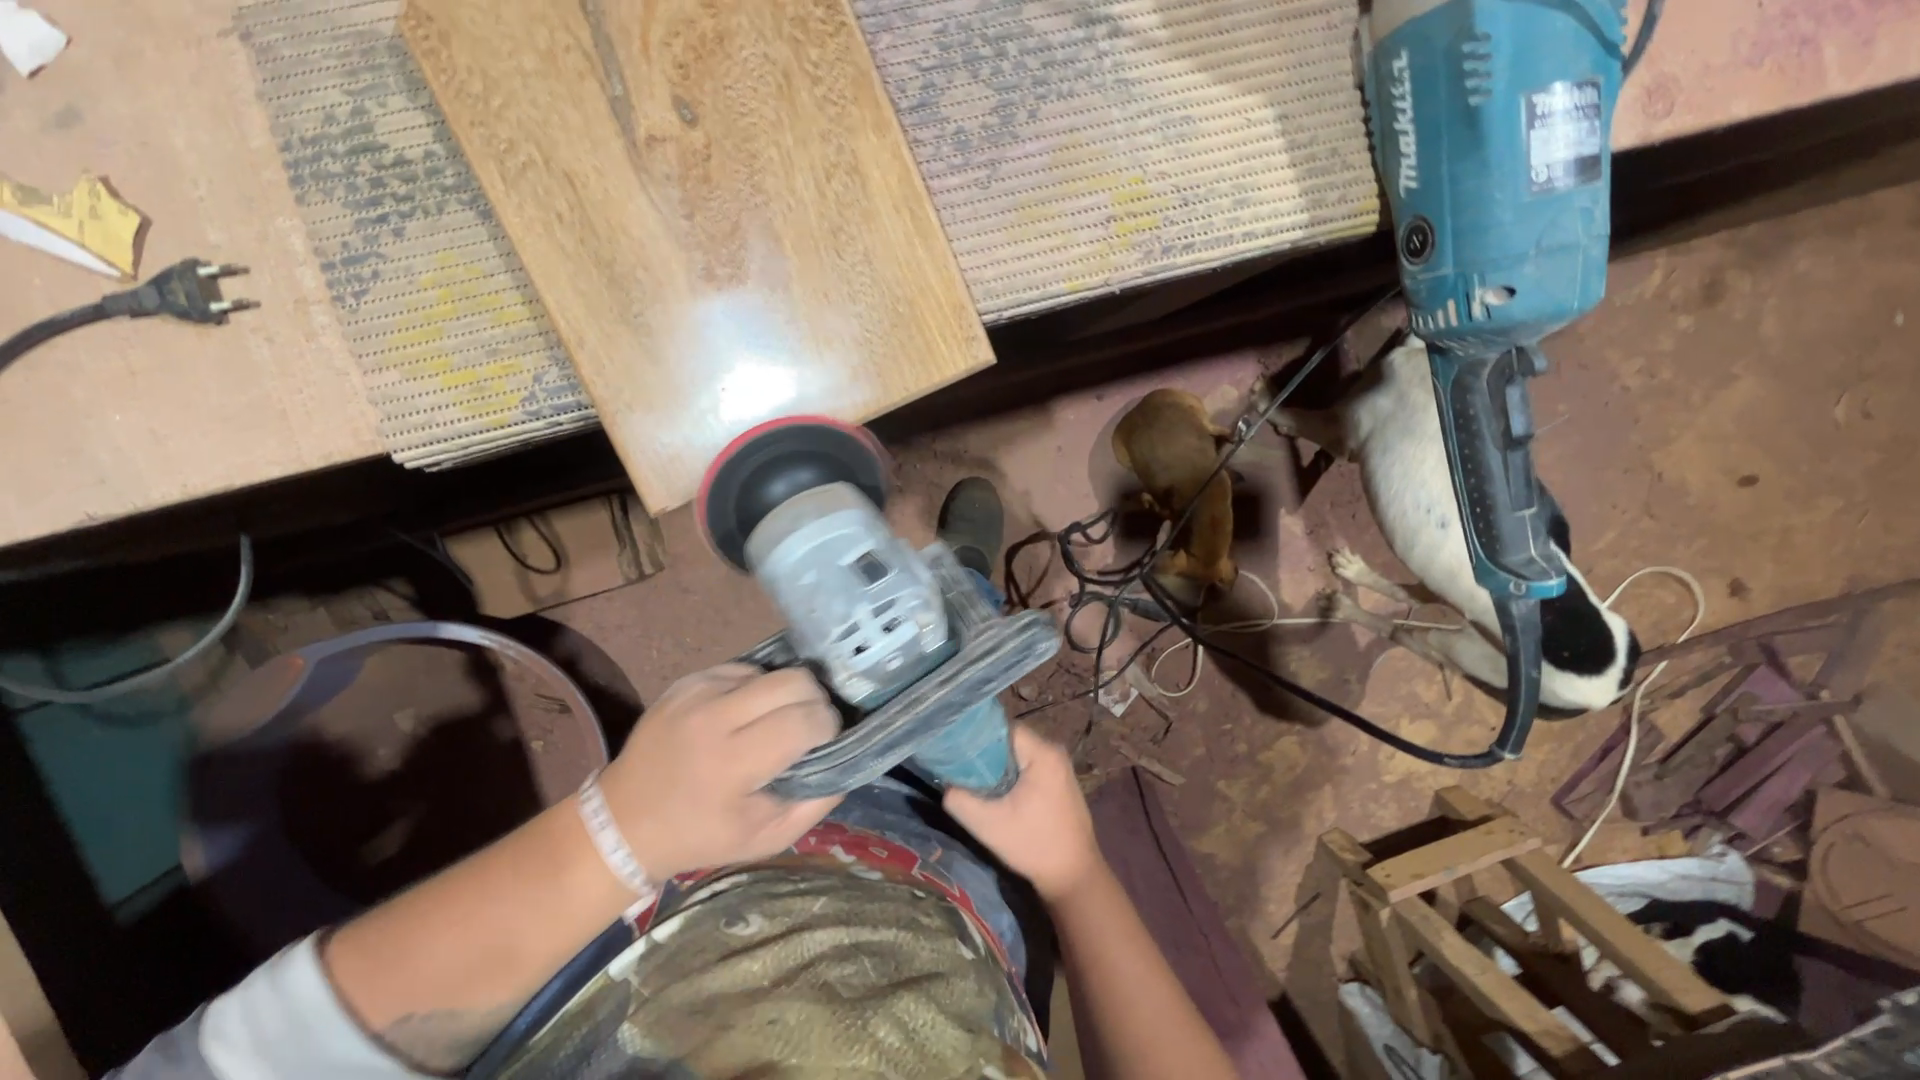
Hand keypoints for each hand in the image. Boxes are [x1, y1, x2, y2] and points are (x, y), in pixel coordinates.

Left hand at [595, 663, 841, 882]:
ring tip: (775, 722)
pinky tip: (746, 715)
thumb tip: (846, 764)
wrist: (625, 822)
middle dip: (815, 700)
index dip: (828, 726)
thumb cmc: (701, 836)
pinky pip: (741, 670)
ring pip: (770, 671)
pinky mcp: (685, 682)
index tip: (827, 741)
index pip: (804, 719)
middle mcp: (713, 718)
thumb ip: (815, 804)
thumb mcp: (766, 838)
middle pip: (794, 681)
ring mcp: (695, 693)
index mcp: (733, 763)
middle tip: (811, 725)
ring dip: (784, 694)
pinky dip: (755, 689)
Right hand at [944, 725, 1104, 902]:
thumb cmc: (1033, 846)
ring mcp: (1059, 766)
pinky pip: (1027, 767)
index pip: (1000, 729)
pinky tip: (998, 796)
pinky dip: (1011, 777)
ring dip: (997, 768)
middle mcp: (1054, 751)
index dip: (975, 740)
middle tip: (962, 774)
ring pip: (1017, 755)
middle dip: (984, 756)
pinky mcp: (1059, 781)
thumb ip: (959, 800)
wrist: (1073, 875)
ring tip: (976, 785)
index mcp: (1043, 752)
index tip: (956, 757)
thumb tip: (946, 783)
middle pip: (1008, 741)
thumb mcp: (987, 825)